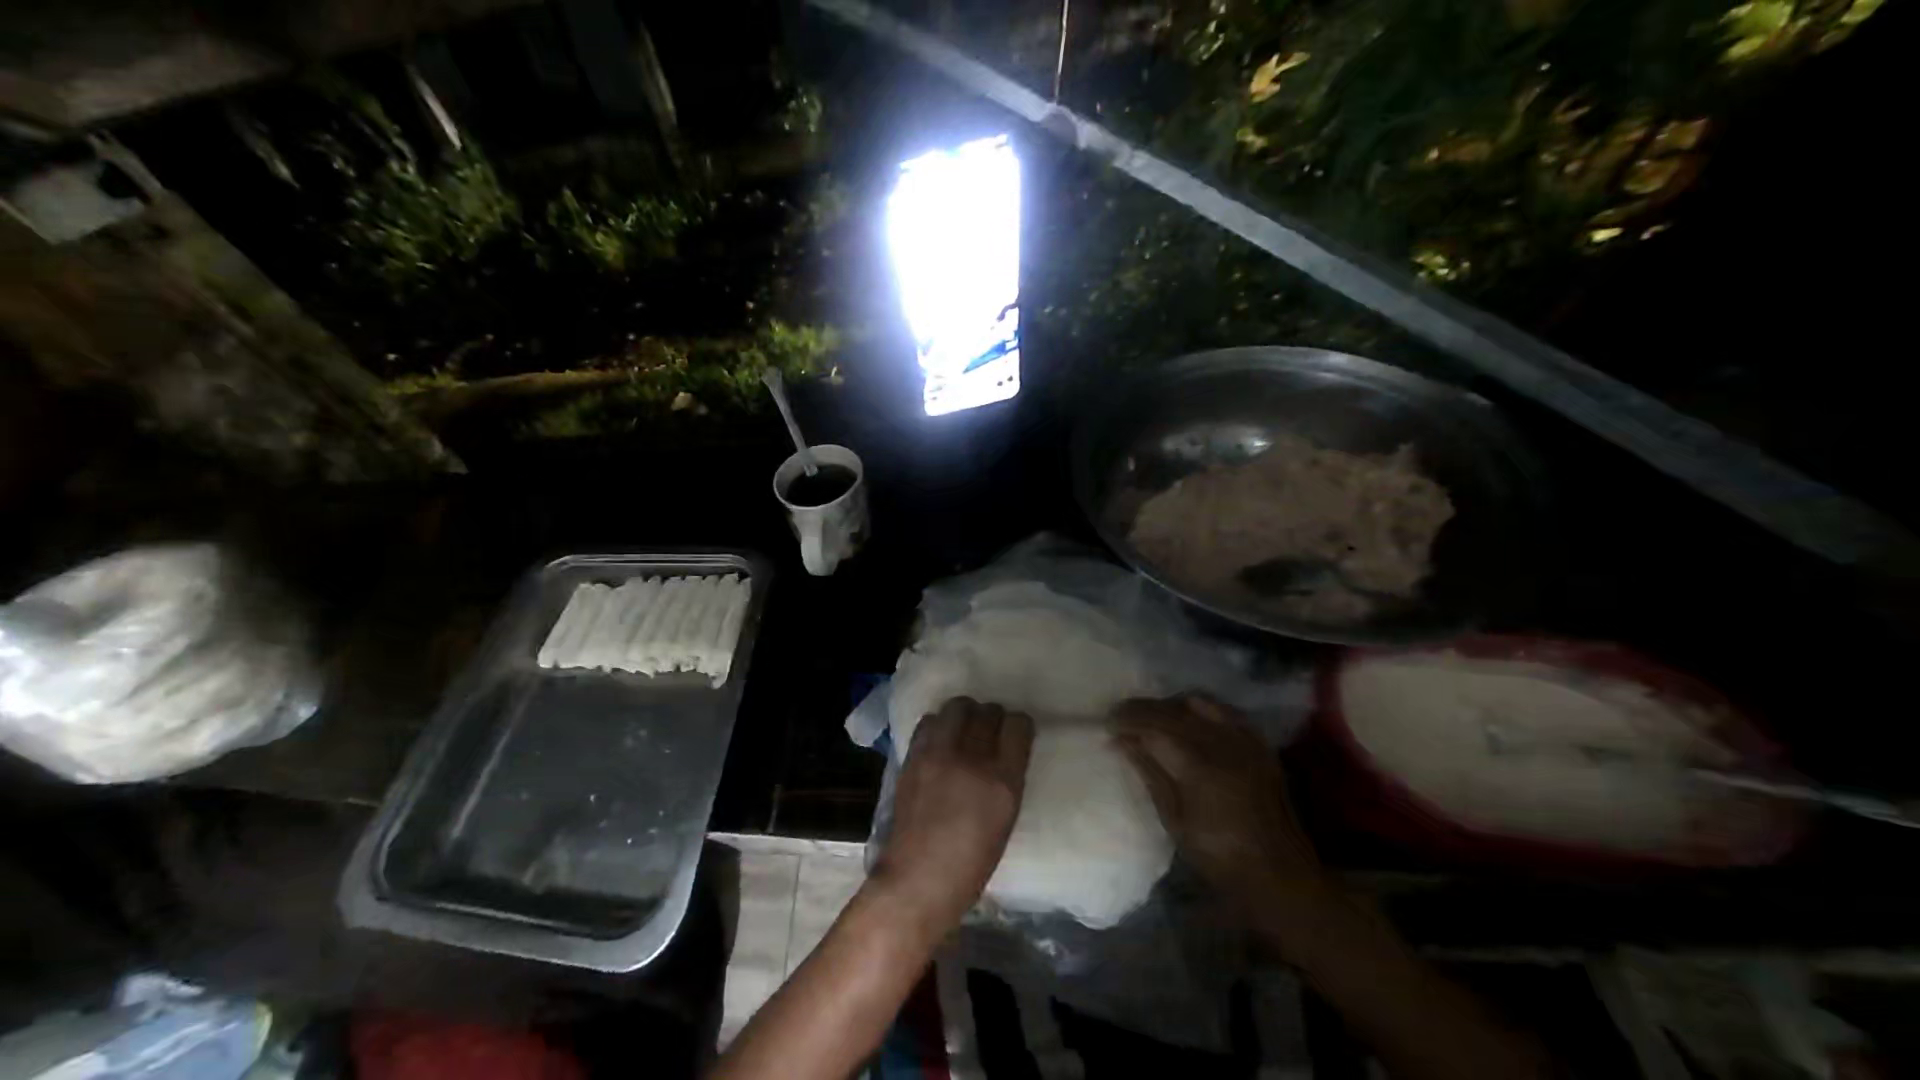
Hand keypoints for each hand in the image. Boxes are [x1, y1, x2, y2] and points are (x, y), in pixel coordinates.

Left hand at [875, 697, 1033, 930]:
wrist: (918, 879)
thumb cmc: (971, 863)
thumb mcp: (1006, 819)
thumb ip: (1007, 780)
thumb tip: (1003, 752)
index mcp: (1004, 782)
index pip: (1019, 725)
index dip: (1018, 726)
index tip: (1014, 734)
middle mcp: (973, 760)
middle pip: (988, 711)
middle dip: (992, 717)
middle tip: (987, 731)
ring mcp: (940, 755)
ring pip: (958, 706)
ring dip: (964, 714)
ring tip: (962, 731)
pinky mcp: (914, 757)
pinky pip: (929, 721)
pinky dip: (938, 725)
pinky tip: (939, 741)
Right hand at [1114, 695, 1327, 913]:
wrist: (1280, 873)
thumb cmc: (1220, 858)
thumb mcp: (1175, 821)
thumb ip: (1150, 774)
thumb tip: (1121, 742)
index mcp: (1200, 770)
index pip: (1155, 729)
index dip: (1128, 721)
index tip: (1107, 723)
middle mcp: (1224, 746)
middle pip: (1174, 712)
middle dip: (1142, 709)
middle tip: (1120, 715)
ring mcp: (1245, 742)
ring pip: (1200, 704)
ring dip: (1170, 705)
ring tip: (1151, 717)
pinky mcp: (1259, 745)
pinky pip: (1226, 711)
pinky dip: (1201, 709)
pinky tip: (1187, 717)